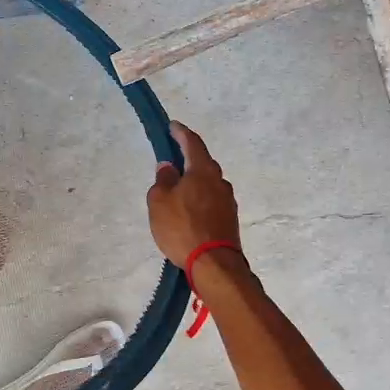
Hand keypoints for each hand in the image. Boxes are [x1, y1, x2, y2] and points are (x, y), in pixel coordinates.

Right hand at [145, 121, 241, 265]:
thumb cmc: (182, 227)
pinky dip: (200, 198)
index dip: (181, 133)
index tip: (172, 126)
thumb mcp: (160, 202)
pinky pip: (211, 200)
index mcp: (202, 171)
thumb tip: (168, 166)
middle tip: (172, 159)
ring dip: (194, 181)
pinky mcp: (229, 219)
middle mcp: (219, 181)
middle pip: (203, 163)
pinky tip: (189, 209)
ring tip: (178, 189)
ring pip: (208, 183)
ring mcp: (227, 201)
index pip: (192, 143)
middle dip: (188, 158)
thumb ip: (163, 180)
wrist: (214, 264)